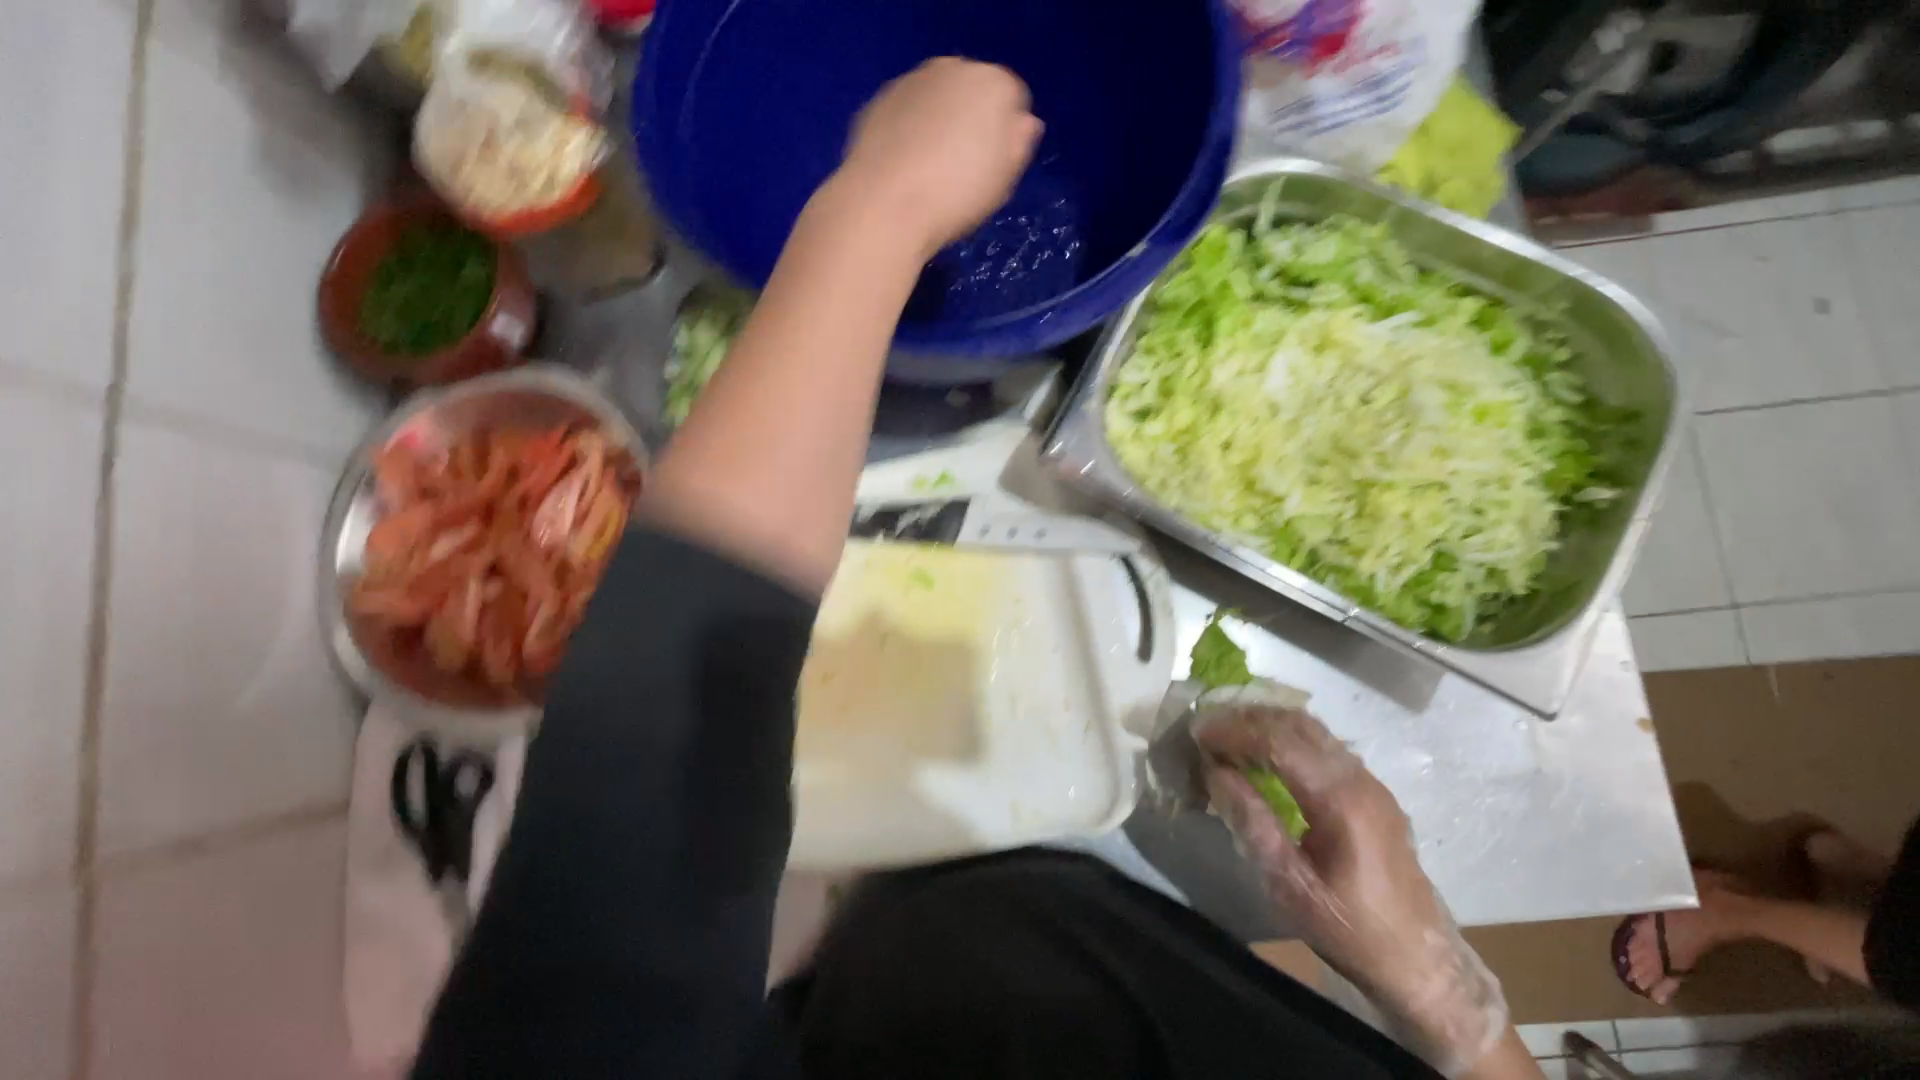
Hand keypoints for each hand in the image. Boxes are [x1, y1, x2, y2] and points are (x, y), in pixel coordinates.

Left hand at [834, 57, 1042, 259]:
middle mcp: (953, 69)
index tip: (994, 164)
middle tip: (963, 166)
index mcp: (995, 84)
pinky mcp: (880, 99)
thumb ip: (1018, 143)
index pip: (1012, 99)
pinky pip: (906, 112)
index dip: (1006, 134)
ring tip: (930, 168)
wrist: (885, 205)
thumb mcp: (1004, 179)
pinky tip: (904, 165)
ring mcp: (912, 81)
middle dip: (971, 120)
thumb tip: (1024, 124)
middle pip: (973, 92)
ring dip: (938, 122)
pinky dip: (909, 129)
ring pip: (937, 99)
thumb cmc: (957, 196)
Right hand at [1194, 689, 1507, 1076]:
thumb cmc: (1348, 928)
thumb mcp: (1289, 886)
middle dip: (1247, 718)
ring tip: (1227, 735)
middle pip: (1298, 724)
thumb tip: (1215, 772)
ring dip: (1267, 724)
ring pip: (1314, 730)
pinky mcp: (1372, 792)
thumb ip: (1252, 823)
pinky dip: (1287, 738)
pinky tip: (1264, 756)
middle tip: (1206, 728)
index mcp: (1340, 799)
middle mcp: (1359, 778)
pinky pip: (1325, 746)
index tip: (1197, 732)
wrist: (1419, 959)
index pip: (1279, 741)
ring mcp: (1371, 782)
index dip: (1234, 731)